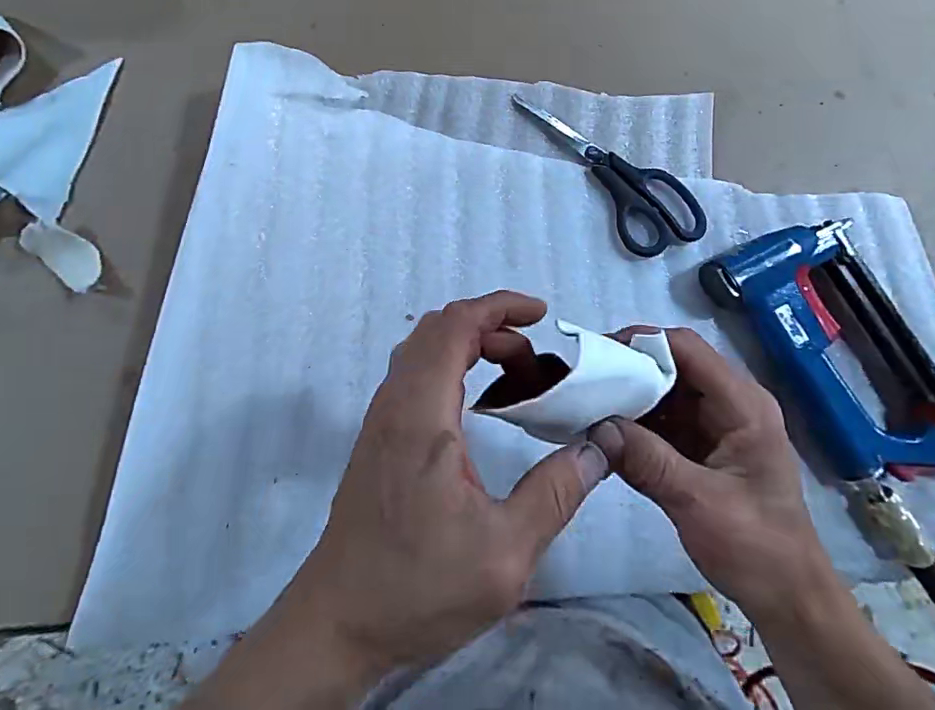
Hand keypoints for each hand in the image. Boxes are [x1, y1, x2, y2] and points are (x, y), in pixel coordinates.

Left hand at [187, 291, 610, 708]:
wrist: (334, 629)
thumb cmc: (417, 589)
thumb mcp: (506, 552)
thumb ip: (557, 492)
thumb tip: (600, 447)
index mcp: (421, 417)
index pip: (454, 325)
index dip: (499, 306)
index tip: (541, 315)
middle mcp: (395, 406)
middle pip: (439, 328)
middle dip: (493, 325)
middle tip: (534, 359)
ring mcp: (381, 421)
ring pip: (424, 350)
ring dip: (472, 346)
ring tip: (516, 377)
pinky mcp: (379, 440)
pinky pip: (417, 374)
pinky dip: (455, 367)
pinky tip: (482, 407)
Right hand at [592, 328, 934, 709]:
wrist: (789, 596)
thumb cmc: (756, 546)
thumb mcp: (699, 503)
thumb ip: (648, 462)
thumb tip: (597, 427)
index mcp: (743, 404)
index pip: (689, 349)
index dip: (644, 342)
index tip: (599, 353)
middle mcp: (732, 403)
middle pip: (676, 367)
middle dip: (631, 370)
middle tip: (585, 381)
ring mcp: (720, 425)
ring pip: (668, 394)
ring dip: (632, 398)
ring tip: (587, 403)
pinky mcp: (706, 448)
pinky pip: (668, 422)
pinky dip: (639, 425)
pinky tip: (607, 433)